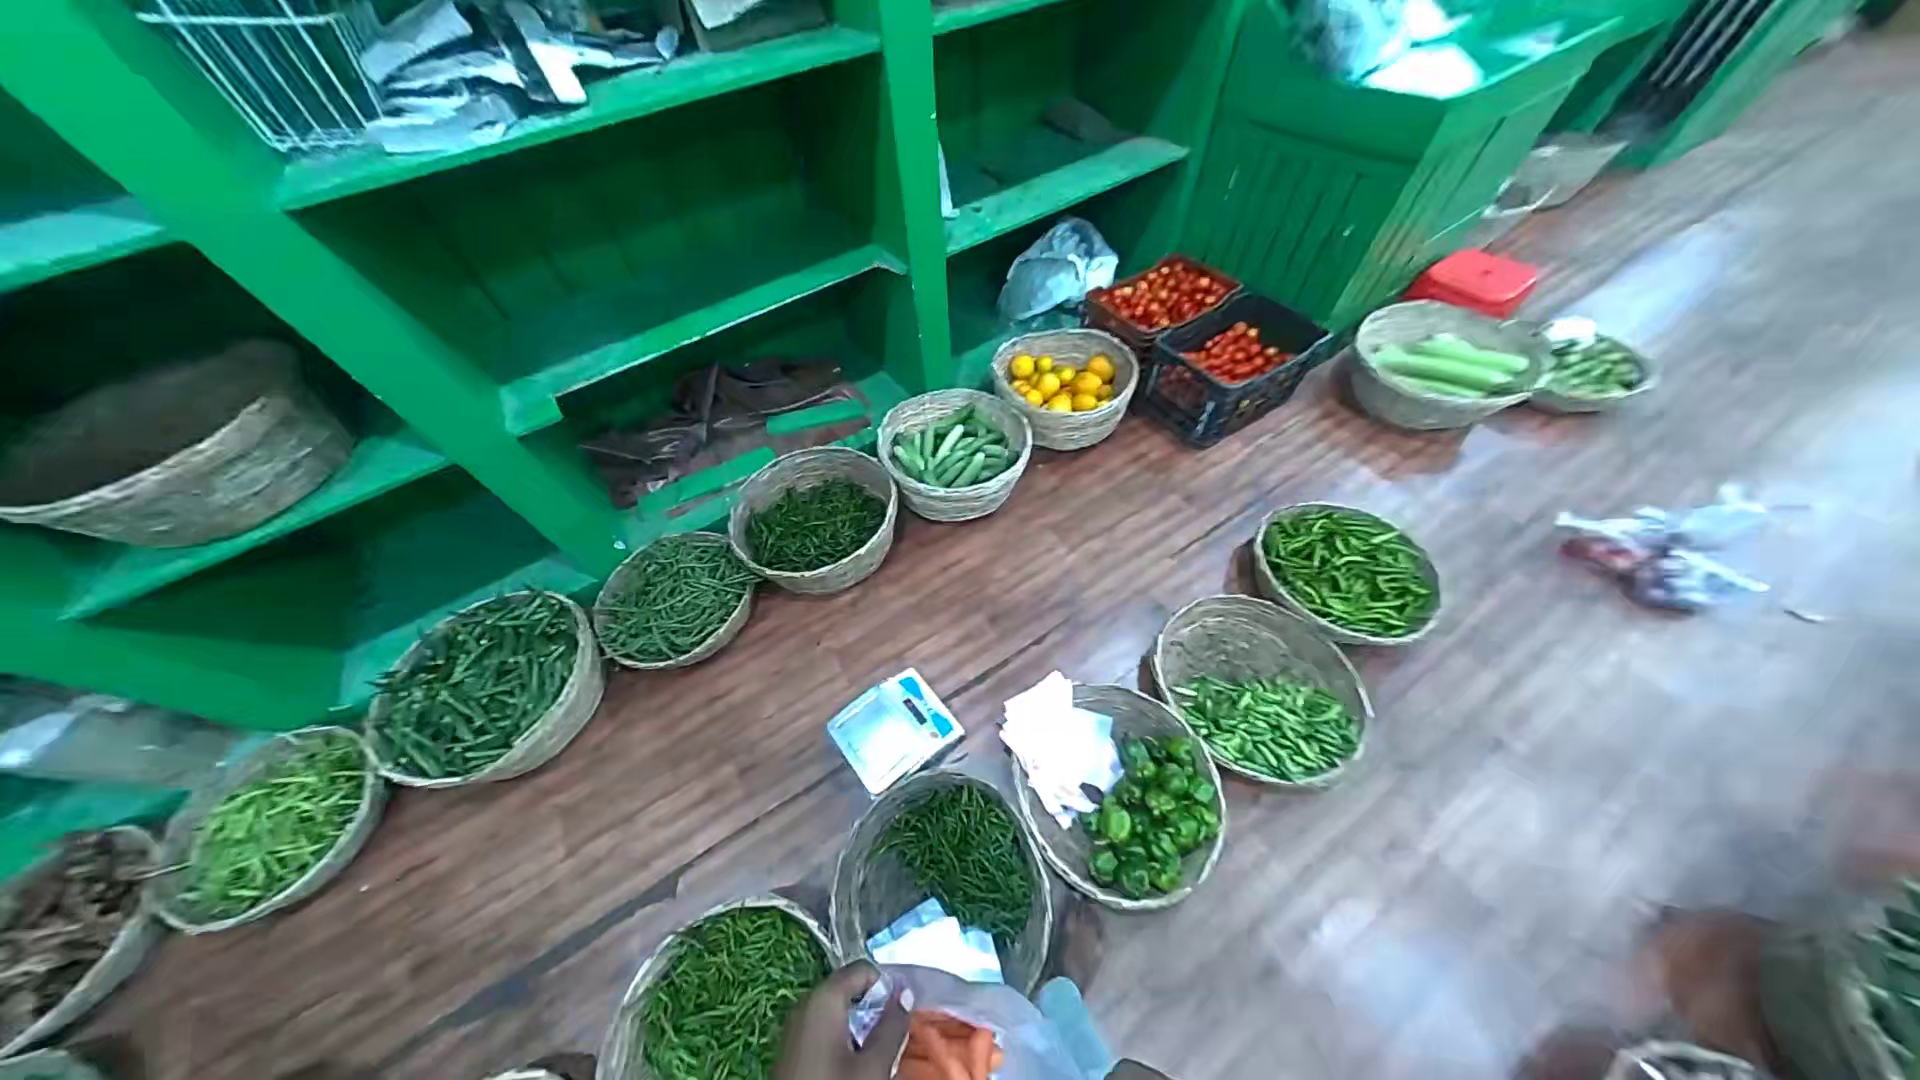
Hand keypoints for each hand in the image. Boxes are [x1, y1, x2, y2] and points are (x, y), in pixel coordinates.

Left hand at [775, 960, 909, 1079]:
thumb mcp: (873, 1067)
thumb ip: (892, 1026)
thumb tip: (904, 993)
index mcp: (824, 997)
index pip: (863, 970)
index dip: (886, 987)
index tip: (899, 1015)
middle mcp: (806, 1002)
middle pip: (850, 990)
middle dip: (873, 1009)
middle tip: (888, 1040)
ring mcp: (795, 1026)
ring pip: (838, 1011)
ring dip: (859, 1027)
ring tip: (871, 1058)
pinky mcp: (791, 1049)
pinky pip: (823, 1029)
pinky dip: (841, 1039)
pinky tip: (849, 1068)